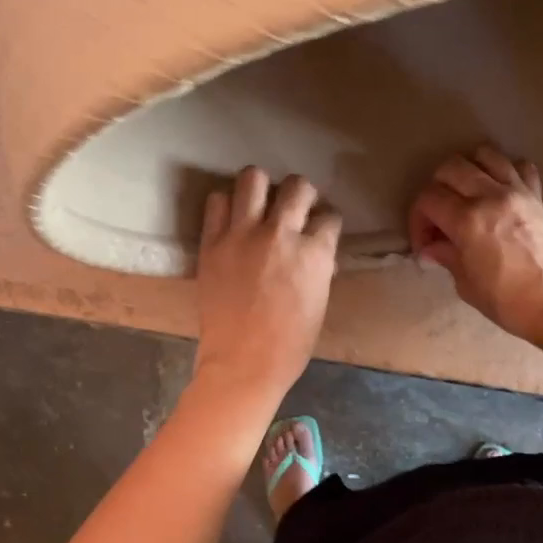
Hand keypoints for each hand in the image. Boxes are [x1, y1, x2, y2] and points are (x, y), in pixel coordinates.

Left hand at [194, 166, 341, 398]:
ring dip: (262, 187)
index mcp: (314, 254)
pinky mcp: (212, 242)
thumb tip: (319, 256)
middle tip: (295, 208)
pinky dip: (227, 205)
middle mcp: (281, 234)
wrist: (243, 364)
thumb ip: (319, 272)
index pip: (330, 218)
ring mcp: (243, 235)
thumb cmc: (289, 346)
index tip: (321, 229)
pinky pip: (217, 202)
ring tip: (261, 203)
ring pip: (253, 178)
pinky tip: (232, 220)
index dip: (327, 223)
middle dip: (302, 194)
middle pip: (297, 186)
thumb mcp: (318, 306)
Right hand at [408, 145, 542, 341]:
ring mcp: (516, 191)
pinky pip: (519, 166)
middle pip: (450, 168)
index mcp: (467, 220)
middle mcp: (489, 195)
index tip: (425, 244)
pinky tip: (499, 193)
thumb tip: (431, 248)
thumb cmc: (506, 301)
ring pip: (484, 155)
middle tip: (440, 218)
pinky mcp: (536, 196)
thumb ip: (447, 257)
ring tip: (467, 197)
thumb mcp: (466, 284)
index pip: (428, 199)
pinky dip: (505, 171)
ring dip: (468, 171)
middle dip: (436, 190)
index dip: (418, 220)